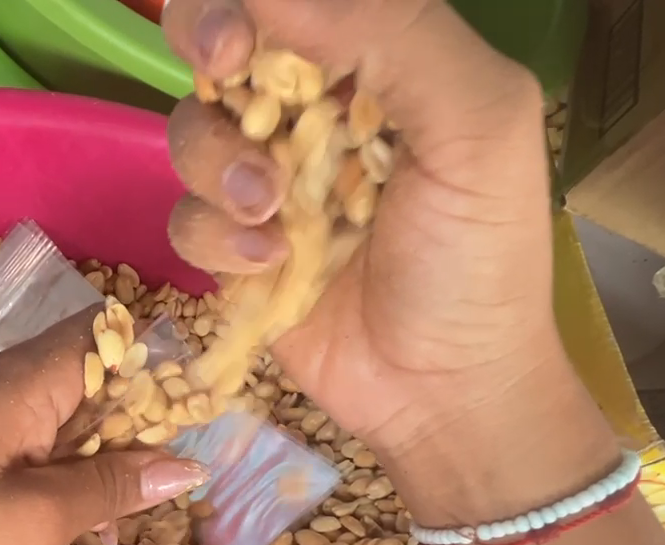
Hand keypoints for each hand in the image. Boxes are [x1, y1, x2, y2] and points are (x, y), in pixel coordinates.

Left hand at [0, 310, 207, 544]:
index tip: (194, 424)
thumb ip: (110, 489)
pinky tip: (65, 531)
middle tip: (160, 493)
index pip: (113, 337)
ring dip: (98, 467)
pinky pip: (25, 451)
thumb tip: (186, 466)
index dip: (162, 369)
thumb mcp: (32, 520)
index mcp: (26, 383)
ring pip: (61, 423)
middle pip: (93, 381)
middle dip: (137, 431)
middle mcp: (2, 387)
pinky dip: (57, 483)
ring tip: (114, 530)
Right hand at [161, 0, 615, 522]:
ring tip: (275, 214)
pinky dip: (218, 239)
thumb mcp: (478, 124)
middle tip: (226, 77)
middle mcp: (309, 119)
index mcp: (375, 68)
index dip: (245, 3)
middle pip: (218, 53)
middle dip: (208, 51)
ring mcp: (265, 191)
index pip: (290, 4)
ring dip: (220, 168)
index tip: (239, 37)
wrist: (440, 387)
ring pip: (191, 139)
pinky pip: (187, 223)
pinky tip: (269, 265)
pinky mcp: (234, 257)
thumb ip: (396, 34)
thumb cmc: (477, 259)